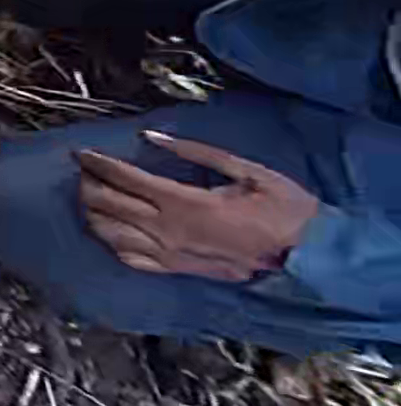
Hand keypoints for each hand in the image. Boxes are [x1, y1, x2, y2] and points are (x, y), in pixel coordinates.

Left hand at [74, 131, 317, 280]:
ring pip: (107, 230)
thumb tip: (150, 136)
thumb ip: (197, 151)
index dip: (96, 162)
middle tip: (86, 171)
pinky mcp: (179, 270)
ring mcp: (172, 253)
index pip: (123, 177)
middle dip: (87, 181)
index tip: (81, 153)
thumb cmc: (291, 213)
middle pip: (105, 201)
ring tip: (92, 195)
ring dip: (91, 209)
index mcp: (187, 204)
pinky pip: (129, 257)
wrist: (324, 261)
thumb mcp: (252, 173)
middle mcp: (171, 230)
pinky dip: (110, 239)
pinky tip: (109, 226)